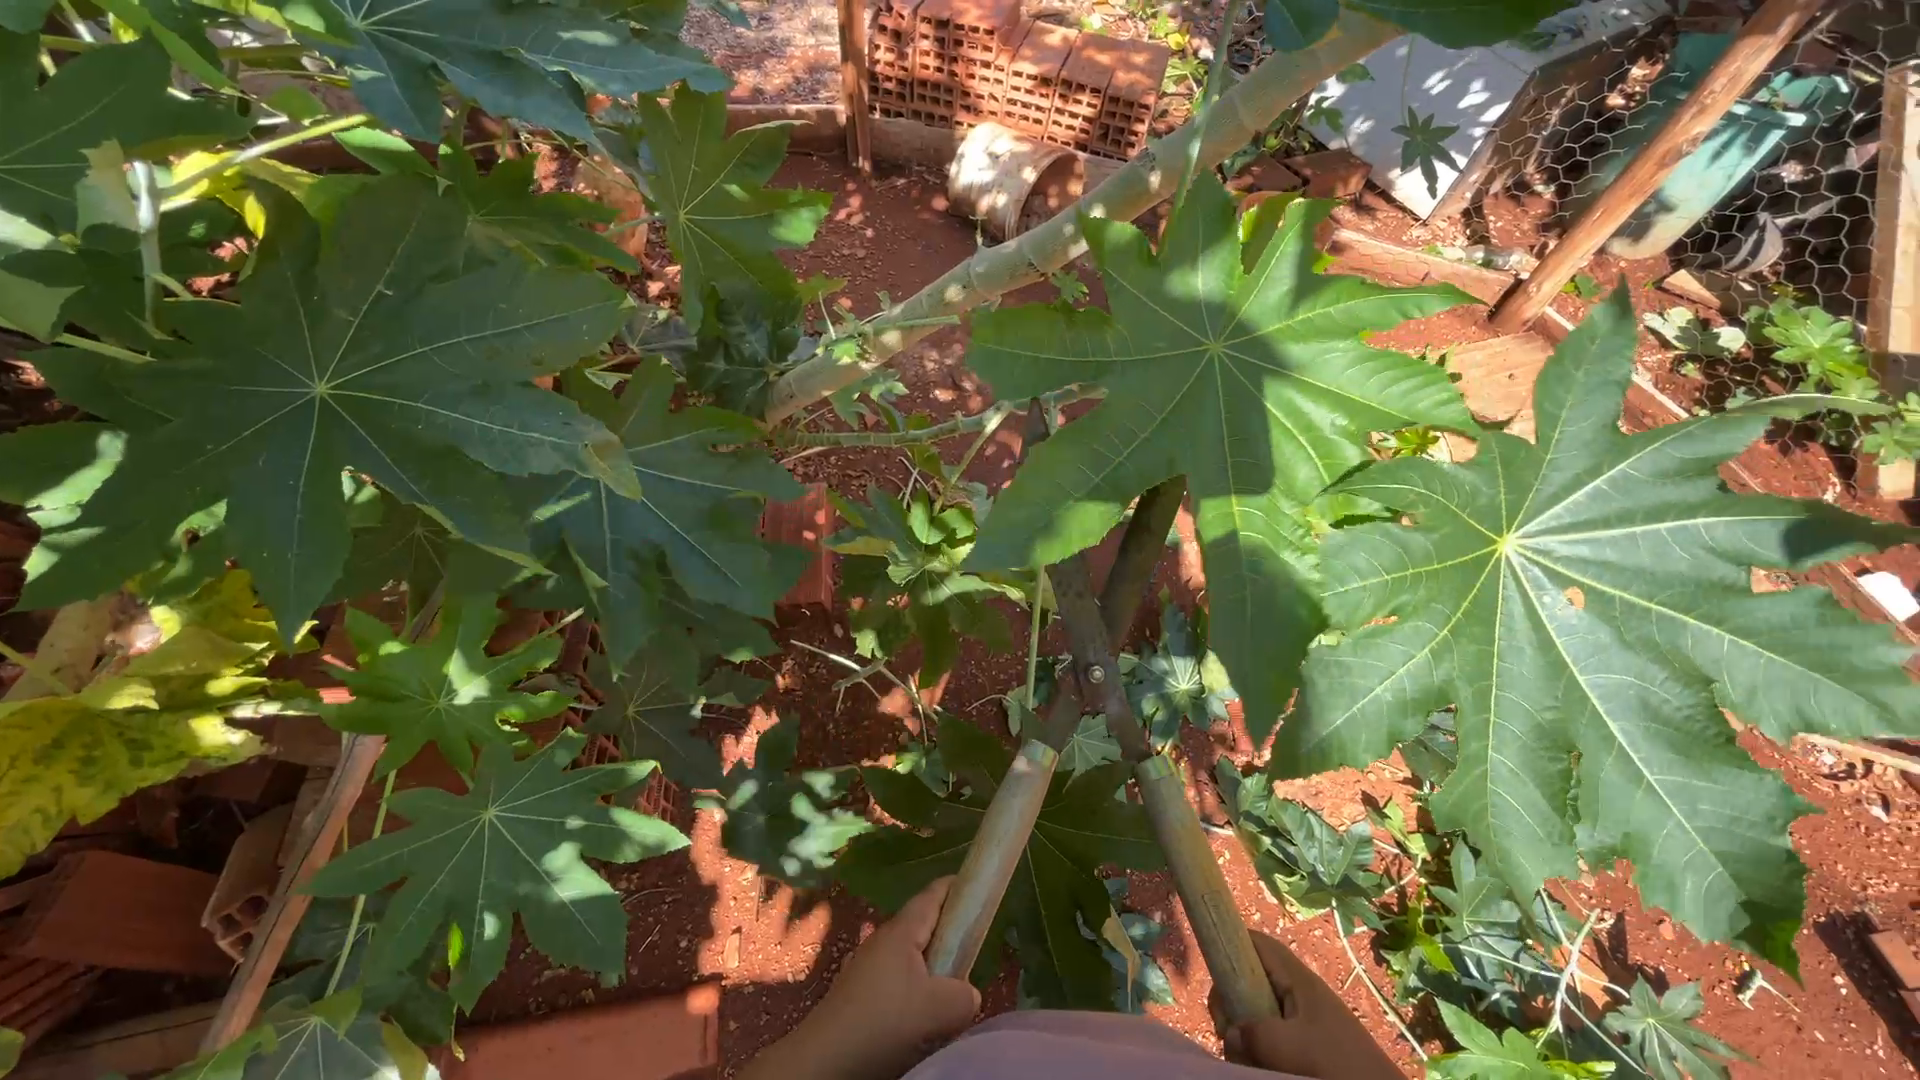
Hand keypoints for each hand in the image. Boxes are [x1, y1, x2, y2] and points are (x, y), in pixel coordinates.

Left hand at [743, 878, 980, 1079]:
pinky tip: (918, 1014)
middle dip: (947, 932)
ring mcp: (866, 966)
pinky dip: (913, 989)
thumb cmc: (884, 1019)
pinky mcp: (858, 993)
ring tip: (948, 988)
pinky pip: (895, 981)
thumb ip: (965, 995)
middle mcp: (881, 941)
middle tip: (972, 947)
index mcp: (901, 931)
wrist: (826, 1058)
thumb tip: (968, 994)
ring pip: (908, 956)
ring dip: (930, 966)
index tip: (977, 886)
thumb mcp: (939, 1008)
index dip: (957, 887)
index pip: (933, 895)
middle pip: (922, 926)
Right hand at [1217, 931, 1406, 1079]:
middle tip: (1230, 1031)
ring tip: (1249, 1058)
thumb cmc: (1340, 1066)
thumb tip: (1230, 1032)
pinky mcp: (1304, 1047)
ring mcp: (1300, 1021)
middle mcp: (1296, 994)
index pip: (1254, 942)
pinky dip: (1257, 1053)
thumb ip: (1253, 1033)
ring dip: (1244, 1036)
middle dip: (1231, 1004)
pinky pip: (1267, 1038)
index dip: (1230, 947)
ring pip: (1254, 1013)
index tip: (1216, 978)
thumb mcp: (1292, 1048)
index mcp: (1297, 979)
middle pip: (1247, 980)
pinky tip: (1259, 1068)